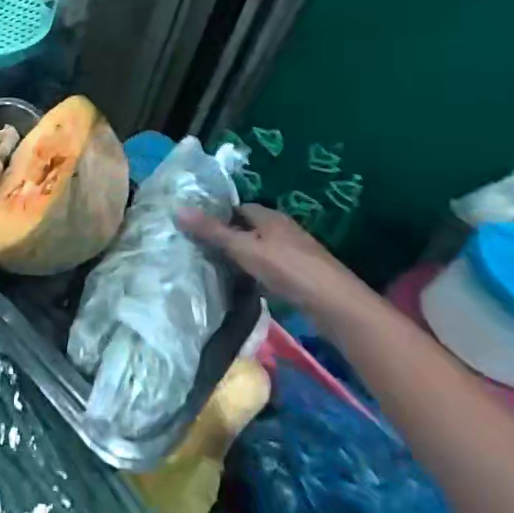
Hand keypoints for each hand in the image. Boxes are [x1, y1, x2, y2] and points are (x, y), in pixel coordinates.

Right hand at [176, 204, 374, 324]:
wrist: (335, 305)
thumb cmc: (288, 269)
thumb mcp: (244, 248)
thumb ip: (213, 232)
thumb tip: (178, 209)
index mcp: (271, 217)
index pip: (240, 208)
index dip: (219, 214)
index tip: (197, 226)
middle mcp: (284, 230)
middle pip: (250, 228)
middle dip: (229, 236)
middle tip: (200, 248)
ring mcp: (295, 254)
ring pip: (260, 250)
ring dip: (242, 257)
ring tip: (215, 267)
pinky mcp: (300, 277)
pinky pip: (270, 269)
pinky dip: (255, 274)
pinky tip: (243, 286)